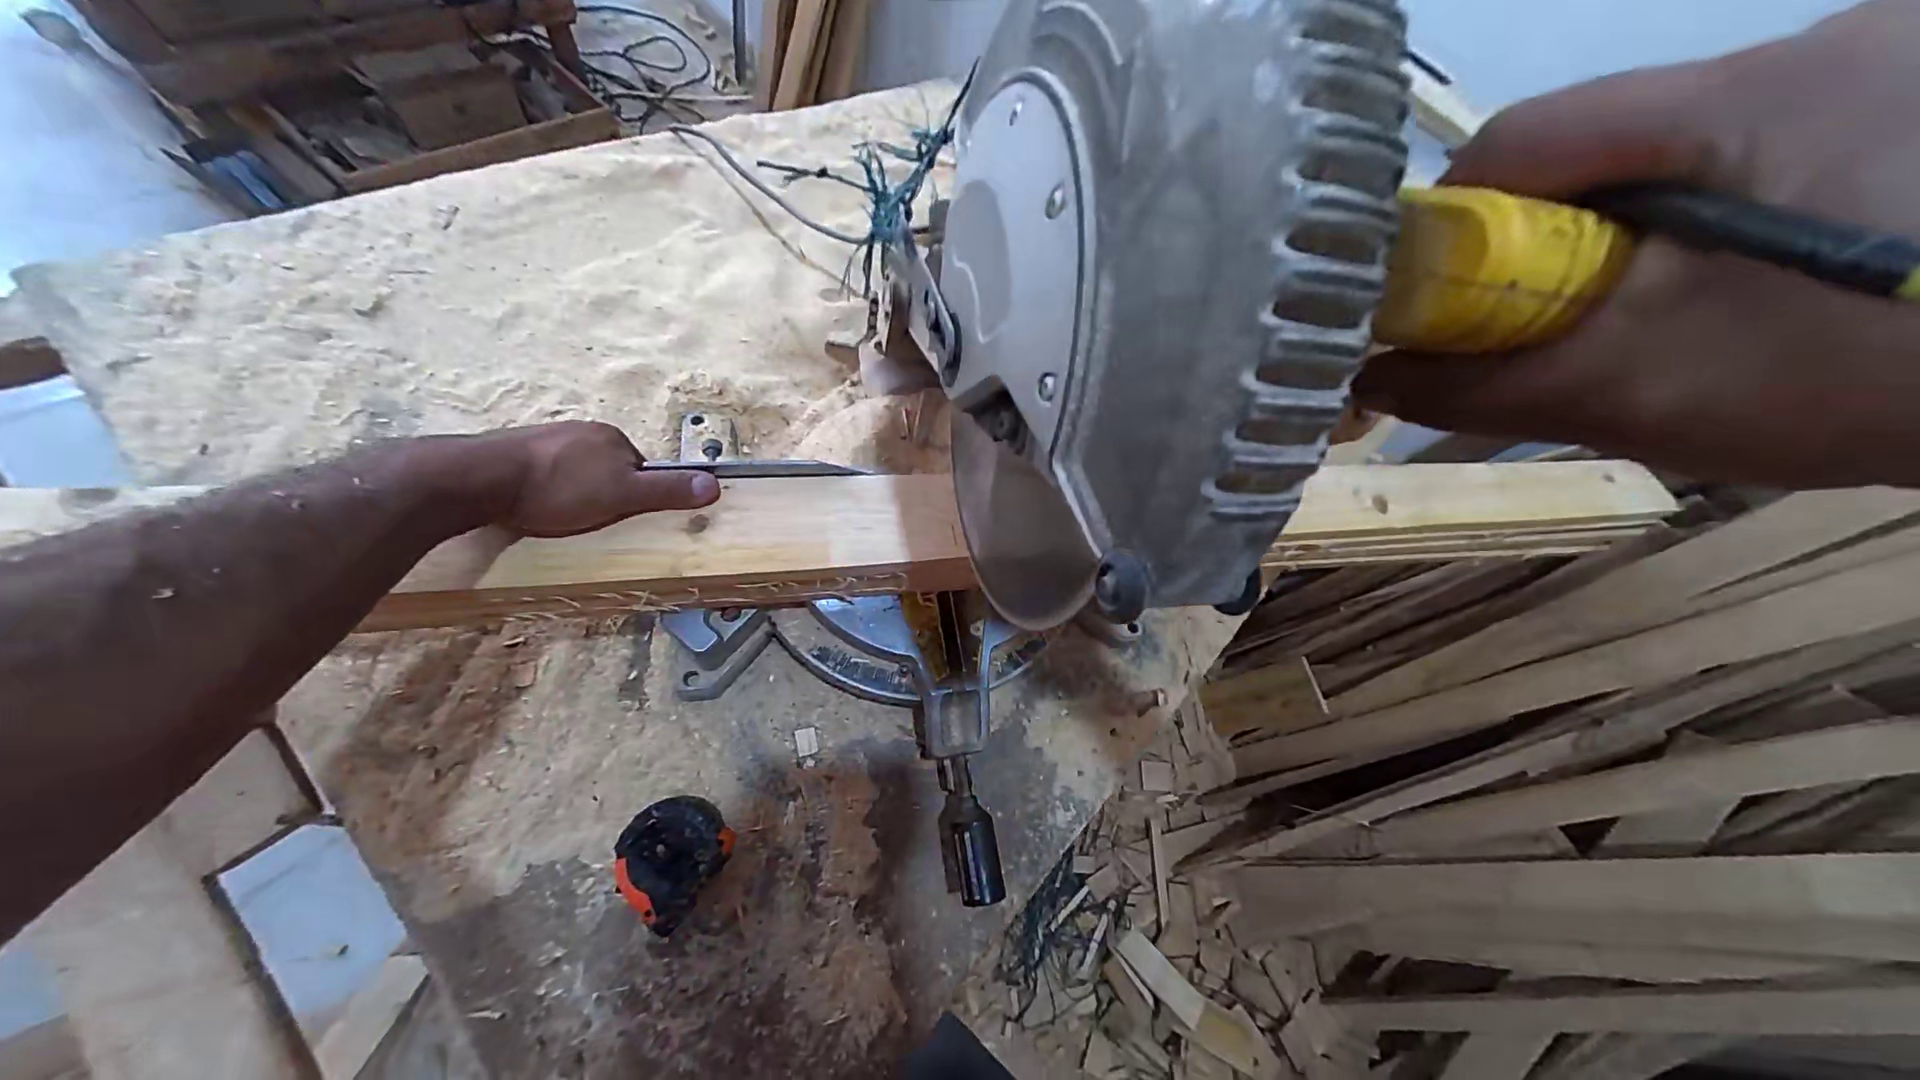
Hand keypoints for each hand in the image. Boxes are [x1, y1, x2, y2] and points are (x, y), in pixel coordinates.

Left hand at [460, 421, 719, 536]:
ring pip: (575, 470)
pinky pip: (545, 471)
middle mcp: (581, 430)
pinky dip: (545, 487)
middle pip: (608, 469)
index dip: (634, 495)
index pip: (639, 469)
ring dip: (572, 490)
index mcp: (611, 437)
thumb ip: (667, 491)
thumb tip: (714, 484)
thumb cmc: (558, 488)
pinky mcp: (515, 450)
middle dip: (603, 492)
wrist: (478, 478)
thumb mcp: (623, 495)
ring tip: (557, 513)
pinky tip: (534, 503)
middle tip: (589, 518)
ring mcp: (546, 438)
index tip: (619, 514)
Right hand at [1354, 0, 1919, 487]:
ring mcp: (1875, 73)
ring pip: (1659, 171)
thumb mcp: (1643, 394)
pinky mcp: (1908, 110)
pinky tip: (1730, 298)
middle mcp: (1807, 55)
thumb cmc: (1879, 372)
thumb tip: (1374, 378)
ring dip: (1615, 253)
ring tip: (1646, 328)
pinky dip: (1691, 241)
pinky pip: (1735, 173)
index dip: (1447, 222)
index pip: (1523, 139)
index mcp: (1738, 103)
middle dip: (1532, 251)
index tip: (1429, 299)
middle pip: (1584, 158)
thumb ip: (1487, 386)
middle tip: (1535, 332)